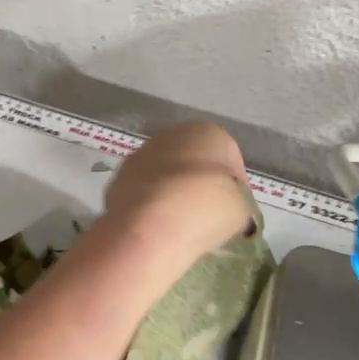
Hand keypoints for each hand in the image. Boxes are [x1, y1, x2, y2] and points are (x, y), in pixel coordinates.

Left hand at [103, 122, 252, 257]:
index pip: (231, 161)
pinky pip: (143, 192)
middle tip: (207, 218)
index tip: (234, 214)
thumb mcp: (241, 209)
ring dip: (173, 194)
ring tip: (180, 225)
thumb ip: (237, 202)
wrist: (149, 227)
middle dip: (201, 187)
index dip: (236, 190)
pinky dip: (150, 205)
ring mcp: (140, 154)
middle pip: (195, 163)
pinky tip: (156, 227)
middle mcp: (173, 134)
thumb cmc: (205, 209)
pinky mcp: (118, 178)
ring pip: (166, 175)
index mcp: (209, 133)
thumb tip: (227, 208)